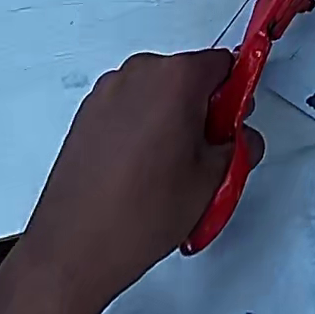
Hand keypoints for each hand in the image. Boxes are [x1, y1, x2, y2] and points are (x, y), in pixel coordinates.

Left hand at [0, 50, 263, 313]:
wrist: (74, 249)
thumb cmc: (135, 216)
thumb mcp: (213, 181)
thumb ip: (239, 145)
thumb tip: (241, 137)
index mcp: (176, 78)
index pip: (223, 64)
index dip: (235, 92)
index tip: (234, 117)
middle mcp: (140, 72)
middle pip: (189, 75)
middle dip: (203, 107)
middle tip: (206, 150)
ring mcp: (110, 89)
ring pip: (158, 90)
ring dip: (171, 116)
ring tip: (170, 168)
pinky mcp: (89, 109)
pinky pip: (129, 104)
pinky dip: (141, 124)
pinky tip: (141, 169)